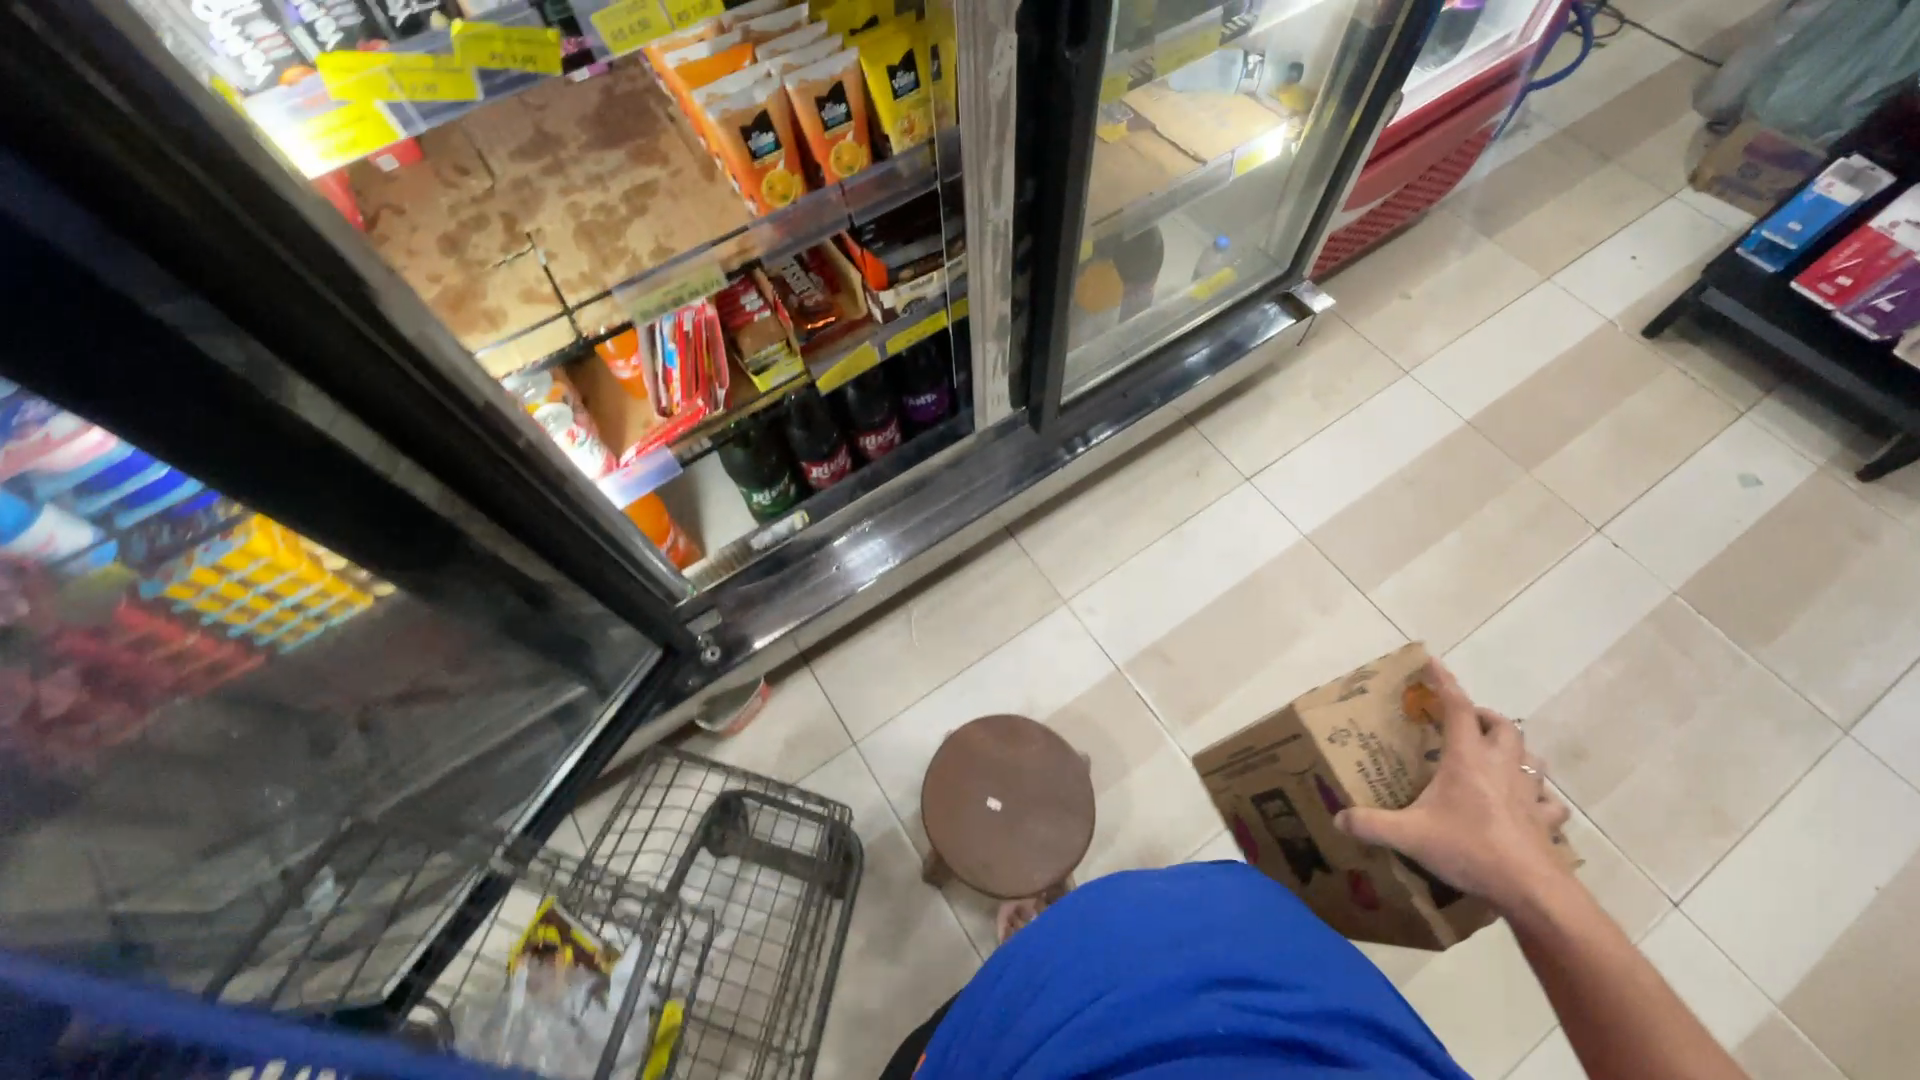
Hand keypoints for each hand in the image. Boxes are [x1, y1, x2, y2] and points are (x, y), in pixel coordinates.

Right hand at [1334, 658, 1573, 914]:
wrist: (1530, 889)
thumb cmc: (1470, 848)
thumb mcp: (1409, 835)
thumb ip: (1370, 824)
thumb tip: (1339, 819)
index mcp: (1467, 759)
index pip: (1456, 707)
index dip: (1444, 682)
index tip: (1432, 663)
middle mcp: (1501, 767)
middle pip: (1502, 726)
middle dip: (1483, 717)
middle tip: (1464, 721)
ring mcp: (1529, 793)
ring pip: (1530, 757)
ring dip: (1514, 750)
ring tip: (1496, 756)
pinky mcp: (1545, 820)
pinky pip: (1548, 800)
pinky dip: (1539, 796)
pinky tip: (1528, 803)